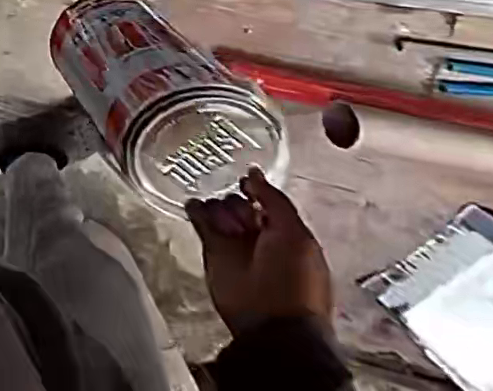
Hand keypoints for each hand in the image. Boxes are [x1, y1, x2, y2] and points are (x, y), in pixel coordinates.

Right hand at [186, 168, 333, 335]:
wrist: (272, 321)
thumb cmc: (294, 280)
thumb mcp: (296, 236)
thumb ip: (275, 201)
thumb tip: (254, 172)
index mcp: (285, 232)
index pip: (264, 199)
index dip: (255, 188)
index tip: (245, 182)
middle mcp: (258, 234)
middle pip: (238, 200)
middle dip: (237, 204)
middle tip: (242, 222)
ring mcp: (233, 241)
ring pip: (217, 206)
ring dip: (220, 210)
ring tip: (226, 227)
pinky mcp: (211, 247)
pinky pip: (198, 217)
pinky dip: (197, 210)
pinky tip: (200, 212)